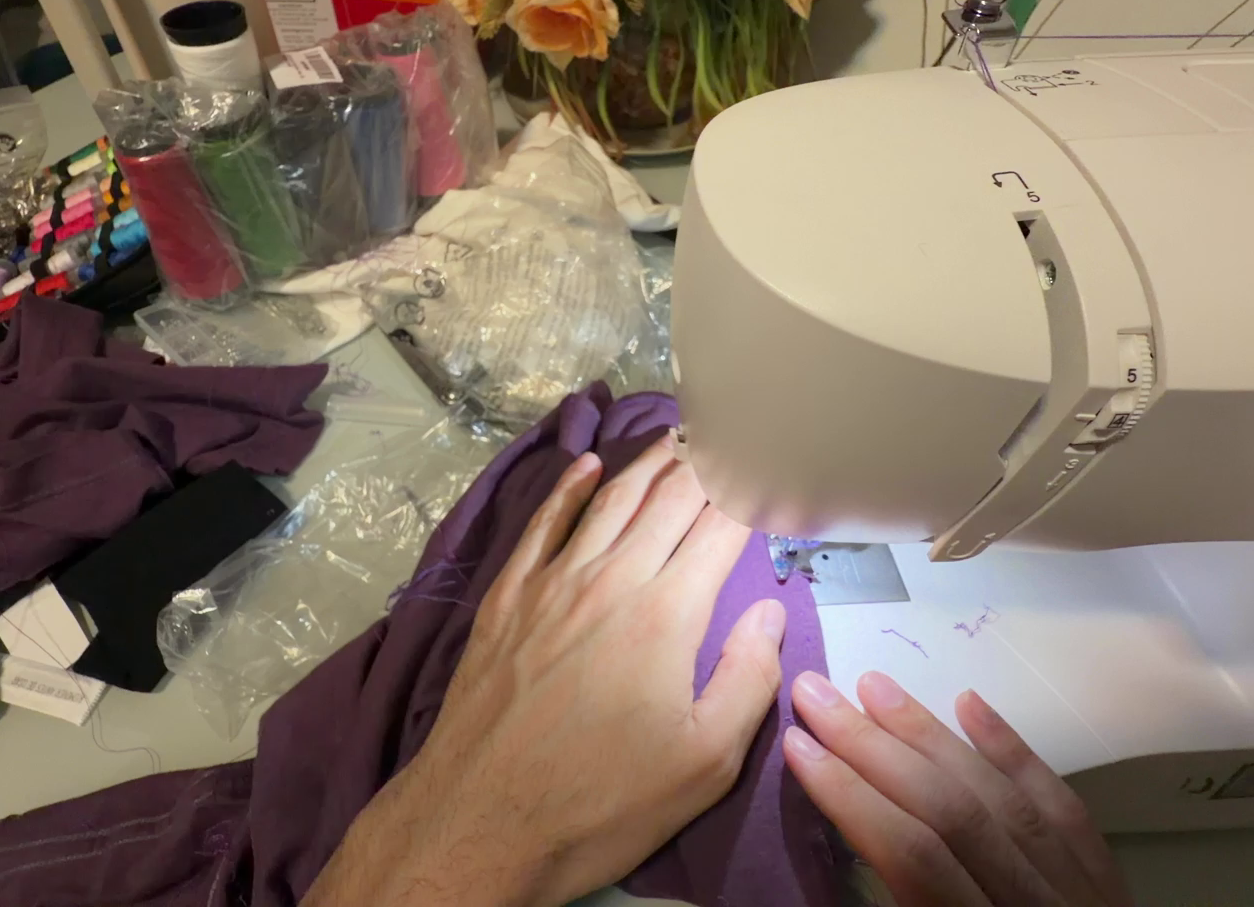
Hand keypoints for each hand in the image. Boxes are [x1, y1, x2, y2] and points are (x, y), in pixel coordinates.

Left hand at [304, 435, 787, 906]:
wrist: (482, 817)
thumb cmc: (602, 800)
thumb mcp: (703, 763)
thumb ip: (748, 678)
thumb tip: (770, 611)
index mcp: (667, 615)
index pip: (718, 531)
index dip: (746, 495)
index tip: (765, 472)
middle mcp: (612, 578)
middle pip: (667, 501)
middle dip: (702, 464)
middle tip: (723, 437)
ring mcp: (554, 578)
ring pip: (609, 501)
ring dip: (646, 464)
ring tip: (671, 438)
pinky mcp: (509, 591)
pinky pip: (543, 522)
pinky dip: (567, 487)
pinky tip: (585, 464)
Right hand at [783, 671, 1131, 906]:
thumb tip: (805, 866)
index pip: (914, 859)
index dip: (849, 796)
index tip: (796, 743)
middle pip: (953, 813)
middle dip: (873, 745)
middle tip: (815, 691)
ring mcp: (1088, 903)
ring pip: (1001, 799)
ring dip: (928, 734)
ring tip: (871, 685)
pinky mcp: (1112, 888)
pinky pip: (1063, 809)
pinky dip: (1015, 751)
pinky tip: (970, 703)